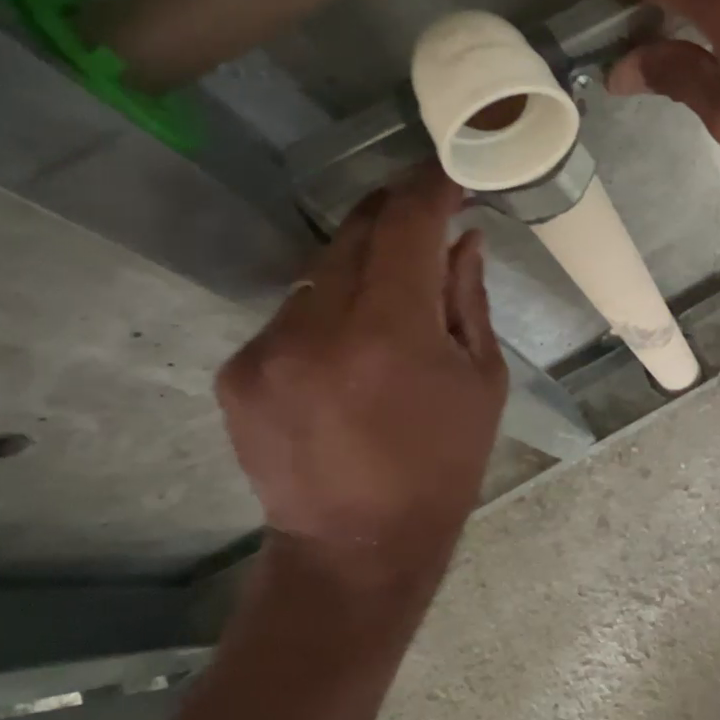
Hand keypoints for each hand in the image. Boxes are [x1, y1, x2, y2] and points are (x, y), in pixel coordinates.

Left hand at [215, 172, 507, 586]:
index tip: (450, 172)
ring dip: (359, 267)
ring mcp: (267, 347)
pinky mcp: (238, 370)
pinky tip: (347, 352)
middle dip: (393, 216)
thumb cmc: (441, 467)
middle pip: (354, 232)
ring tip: (390, 301)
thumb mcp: (481, 382)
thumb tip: (464, 238)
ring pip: (320, 271)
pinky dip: (326, 312)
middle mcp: (318, 326)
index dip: (430, 187)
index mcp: (391, 332)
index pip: (406, 223)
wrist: (356, 546)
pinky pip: (292, 313)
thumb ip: (468, 298)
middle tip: (426, 217)